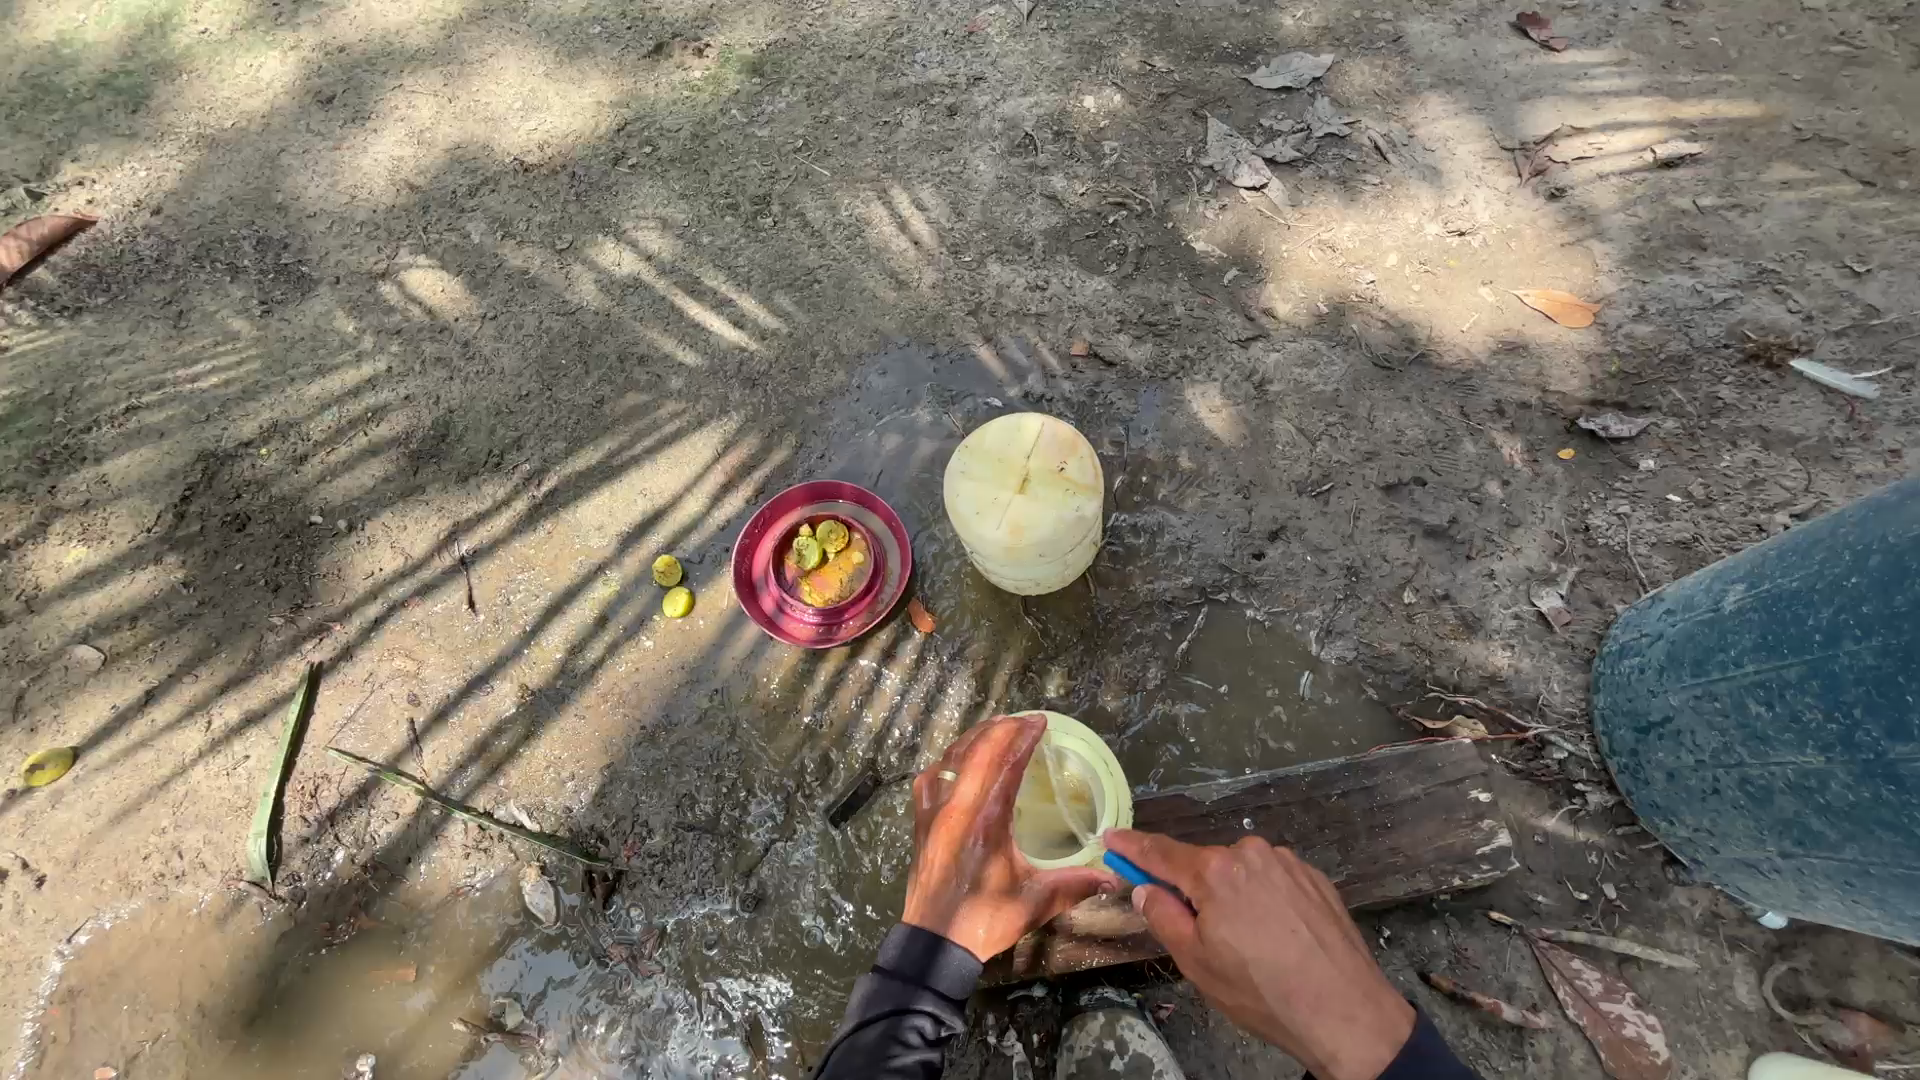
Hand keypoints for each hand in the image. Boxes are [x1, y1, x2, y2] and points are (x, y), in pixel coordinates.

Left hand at [901, 714, 1120, 961]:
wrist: (934, 942)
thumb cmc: (986, 920)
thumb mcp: (1036, 902)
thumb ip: (1075, 884)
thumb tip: (1113, 876)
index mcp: (987, 821)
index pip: (1007, 764)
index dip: (1024, 738)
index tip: (1040, 722)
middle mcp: (957, 807)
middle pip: (978, 750)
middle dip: (1002, 728)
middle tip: (1024, 720)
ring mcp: (934, 810)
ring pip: (952, 757)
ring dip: (975, 737)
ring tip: (997, 727)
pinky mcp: (920, 819)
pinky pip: (932, 776)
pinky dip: (948, 758)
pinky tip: (958, 757)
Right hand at [1104, 830, 1414, 1079]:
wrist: (1349, 1016)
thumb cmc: (1262, 992)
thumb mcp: (1197, 963)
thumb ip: (1163, 916)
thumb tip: (1146, 888)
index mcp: (1214, 870)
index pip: (1160, 851)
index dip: (1131, 846)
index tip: (1110, 837)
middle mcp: (1249, 853)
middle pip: (1204, 865)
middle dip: (1193, 888)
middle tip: (1198, 930)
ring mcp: (1286, 862)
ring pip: (1241, 872)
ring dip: (1232, 894)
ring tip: (1249, 942)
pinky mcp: (1315, 878)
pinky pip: (1273, 880)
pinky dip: (1264, 898)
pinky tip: (1277, 935)